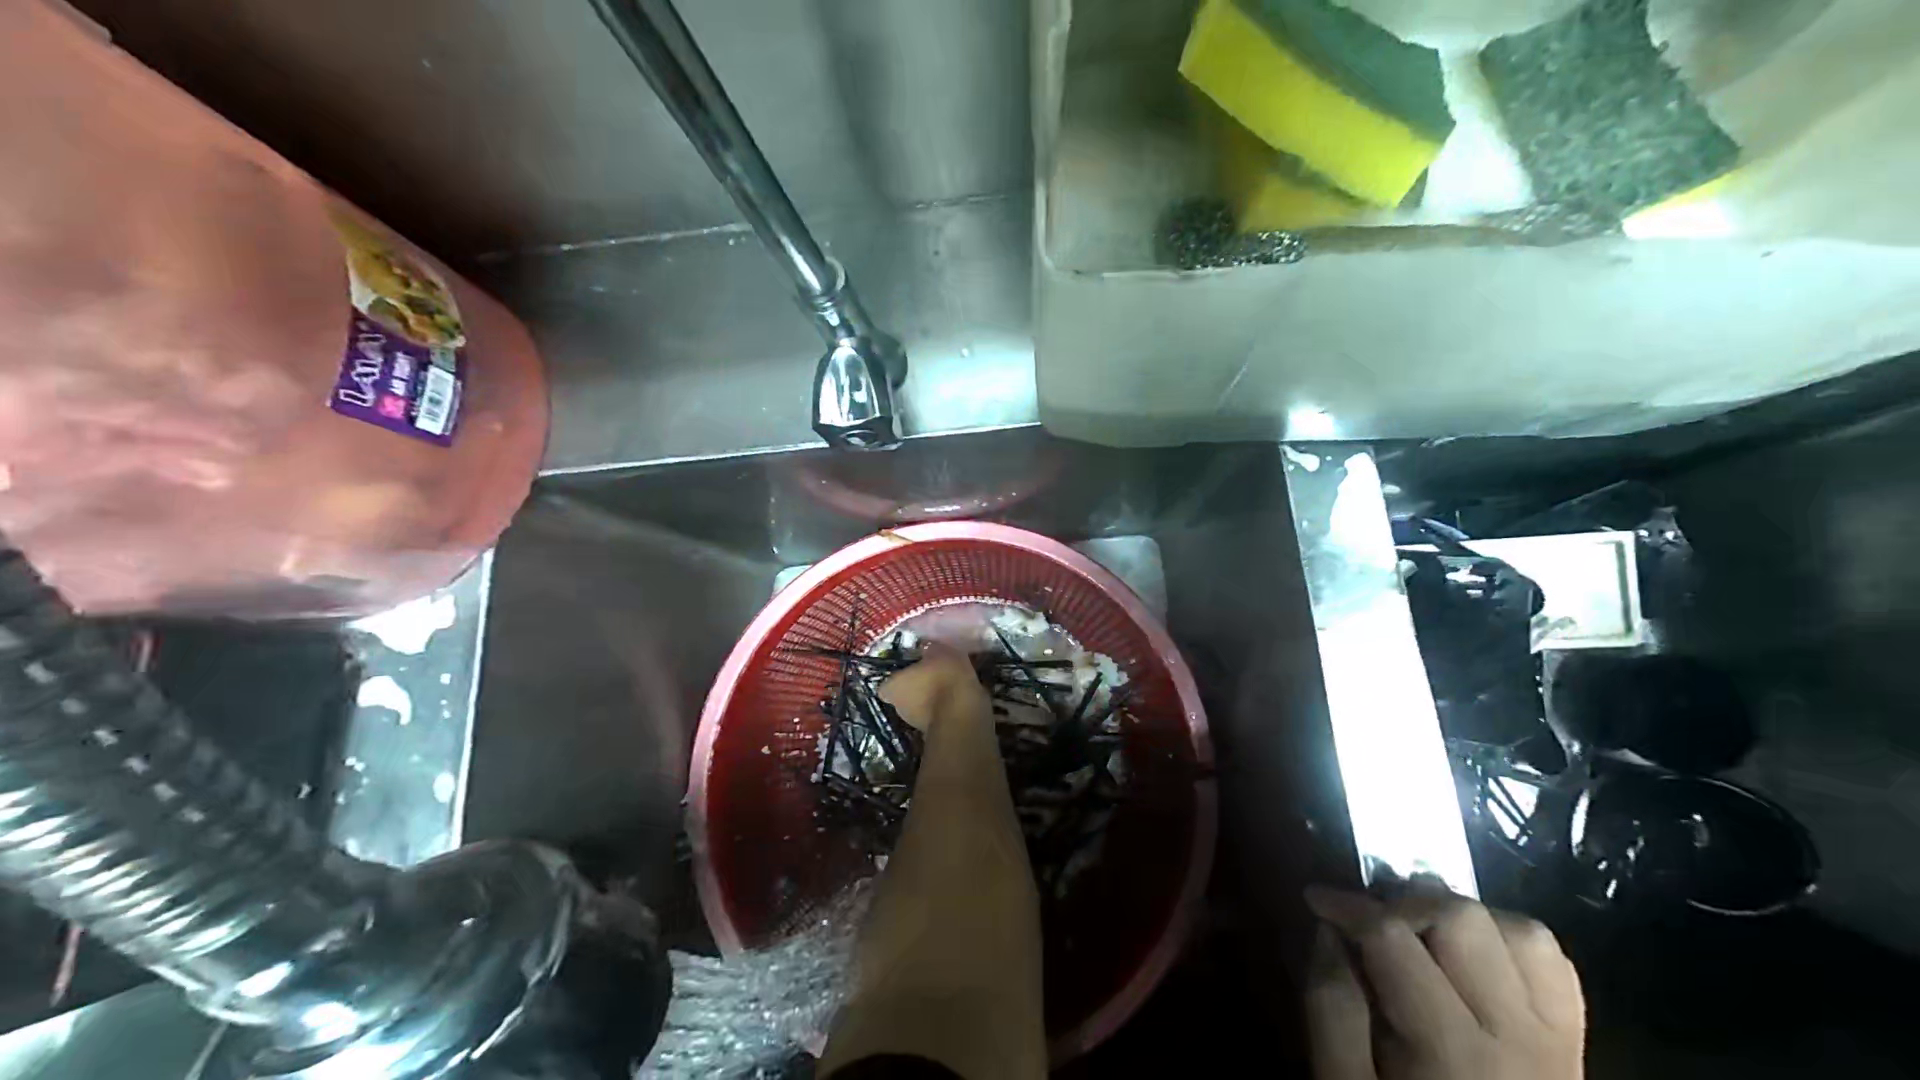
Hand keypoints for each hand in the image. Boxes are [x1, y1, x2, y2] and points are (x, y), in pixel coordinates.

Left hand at [878, 643, 991, 731]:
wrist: (964, 712)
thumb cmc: (943, 676)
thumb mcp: (939, 650)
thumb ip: (930, 649)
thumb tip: (927, 646)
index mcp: (892, 687)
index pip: (886, 685)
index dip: (897, 678)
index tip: (910, 670)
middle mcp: (900, 709)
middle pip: (905, 696)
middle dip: (917, 688)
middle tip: (933, 675)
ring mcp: (917, 725)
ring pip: (923, 708)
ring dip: (934, 700)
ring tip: (951, 685)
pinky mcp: (938, 734)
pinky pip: (941, 717)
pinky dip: (948, 709)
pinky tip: (962, 698)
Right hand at [1304, 884, 1584, 1079]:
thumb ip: (1329, 1007)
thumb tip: (1326, 930)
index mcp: (1449, 1051)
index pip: (1393, 938)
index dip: (1347, 905)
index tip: (1316, 898)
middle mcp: (1516, 1037)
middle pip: (1461, 920)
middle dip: (1404, 903)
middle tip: (1369, 919)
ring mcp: (1556, 1042)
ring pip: (1519, 931)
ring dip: (1461, 917)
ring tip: (1420, 933)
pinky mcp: (1574, 1046)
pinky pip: (1554, 965)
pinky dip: (1508, 940)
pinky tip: (1471, 955)